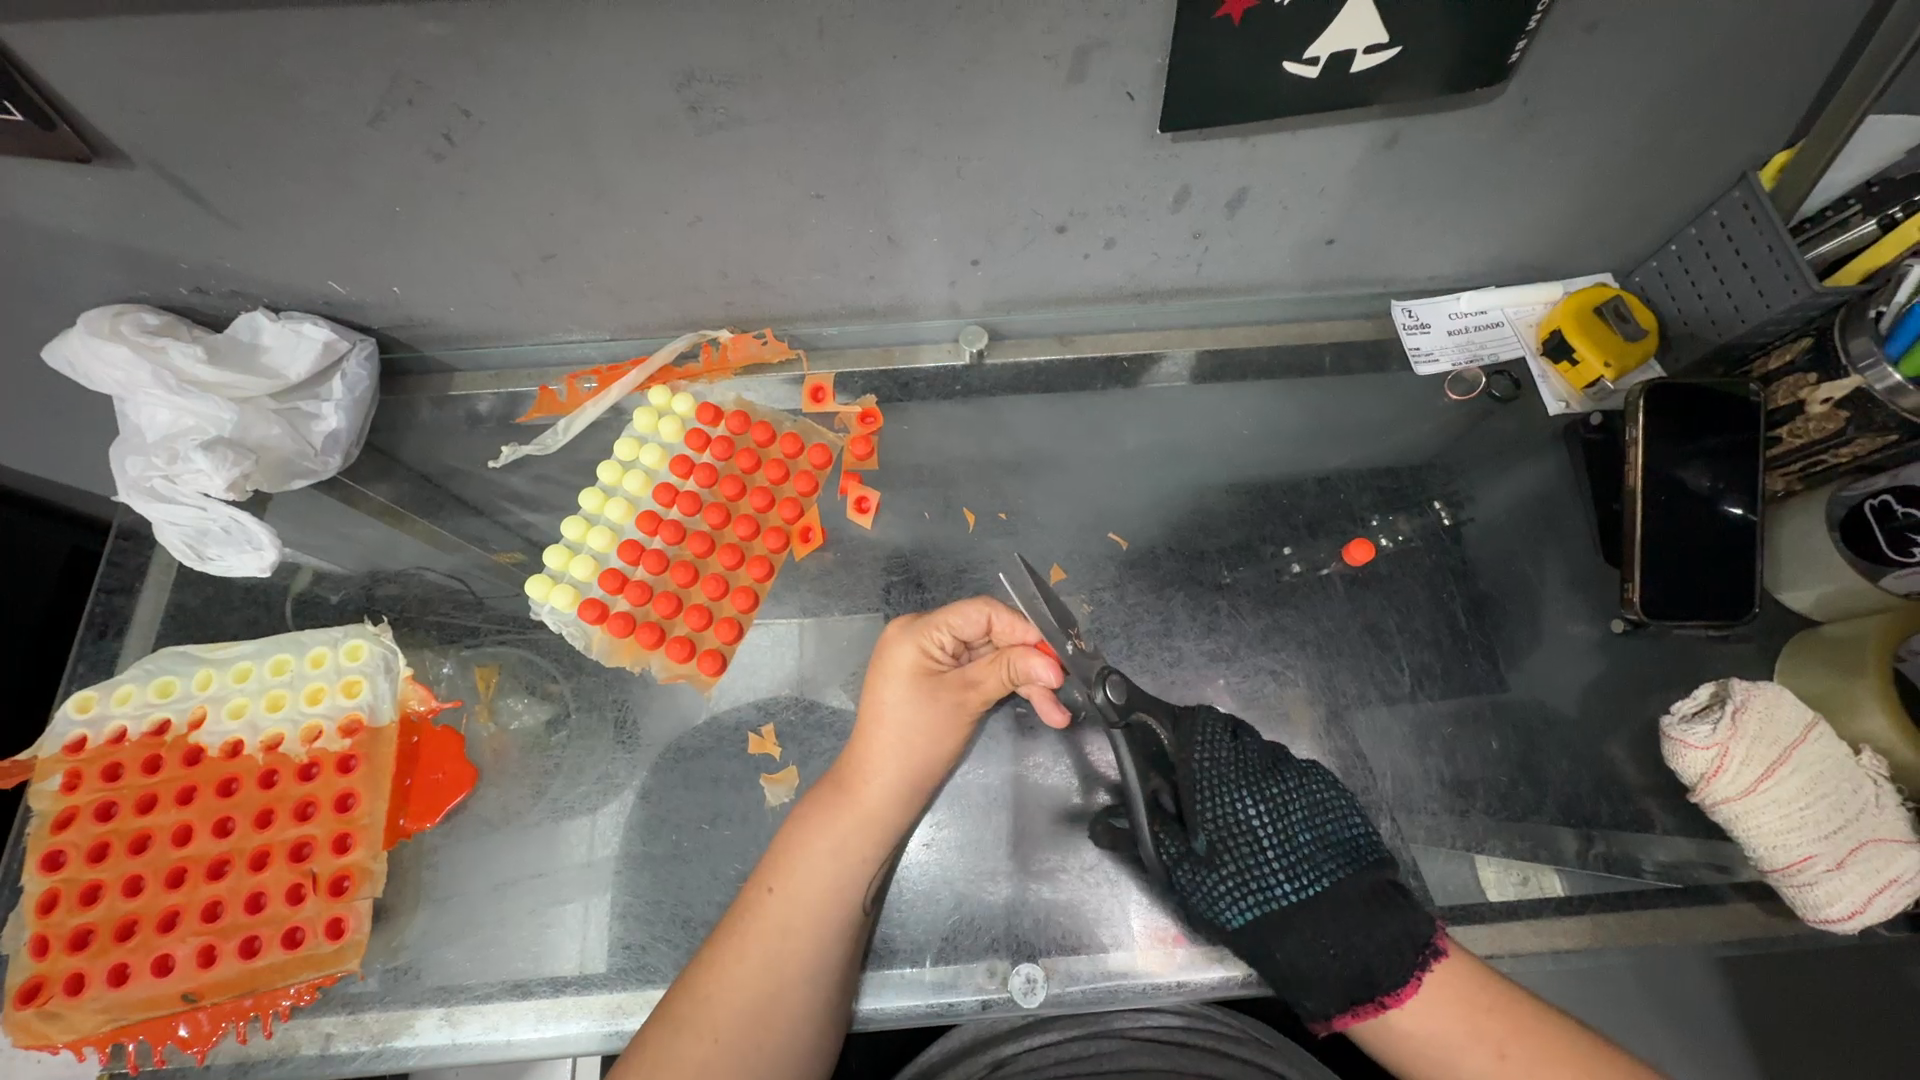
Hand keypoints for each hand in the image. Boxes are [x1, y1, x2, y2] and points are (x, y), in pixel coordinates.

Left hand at [836, 596, 1068, 812]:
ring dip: (1022, 681)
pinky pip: (975, 673)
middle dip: (1026, 662)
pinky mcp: (935, 680)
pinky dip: (1003, 688)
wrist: (880, 791)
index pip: (982, 612)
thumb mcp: (967, 698)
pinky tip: (1038, 707)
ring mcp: (928, 658)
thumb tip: (1053, 663)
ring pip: (988, 657)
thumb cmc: (917, 740)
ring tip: (1057, 713)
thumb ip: (1010, 670)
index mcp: (919, 629)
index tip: (1054, 656)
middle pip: (989, 635)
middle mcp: (921, 634)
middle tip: (1061, 688)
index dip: (1022, 630)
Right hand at [1090, 705, 1443, 1033]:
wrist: (1333, 930)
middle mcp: (1258, 760)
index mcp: (1217, 774)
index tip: (1178, 750)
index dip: (1185, 728)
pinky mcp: (1333, 790)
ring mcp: (1301, 772)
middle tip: (1210, 788)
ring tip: (1251, 813)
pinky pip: (1297, 774)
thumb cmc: (1247, 899)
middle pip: (1232, 732)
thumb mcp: (1186, 873)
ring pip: (1265, 753)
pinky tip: (1285, 825)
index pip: (1198, 720)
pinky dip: (1283, 788)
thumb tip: (1101, 823)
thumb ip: (1149, 832)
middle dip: (1217, 750)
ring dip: (1250, 769)